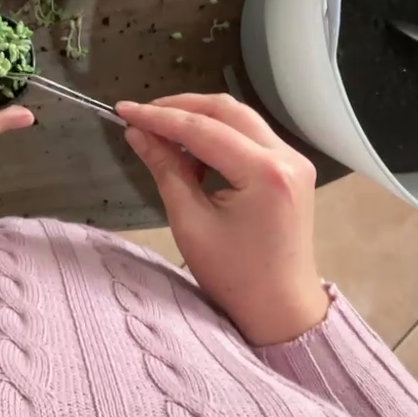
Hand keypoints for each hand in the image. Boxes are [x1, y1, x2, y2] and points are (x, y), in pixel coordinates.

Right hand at [116, 94, 328, 345]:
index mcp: (265, 173)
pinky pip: (249, 136)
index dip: (158, 117)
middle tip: (141, 115)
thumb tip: (138, 133)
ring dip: (197, 117)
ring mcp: (294, 161)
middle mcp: (287, 157)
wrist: (281, 309)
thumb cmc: (234, 276)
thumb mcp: (190, 222)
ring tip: (160, 131)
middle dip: (179, 107)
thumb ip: (165, 169)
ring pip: (239, 118)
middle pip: (226, 110)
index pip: (203, 129)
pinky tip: (189, 149)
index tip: (123, 110)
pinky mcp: (290, 169)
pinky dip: (216, 134)